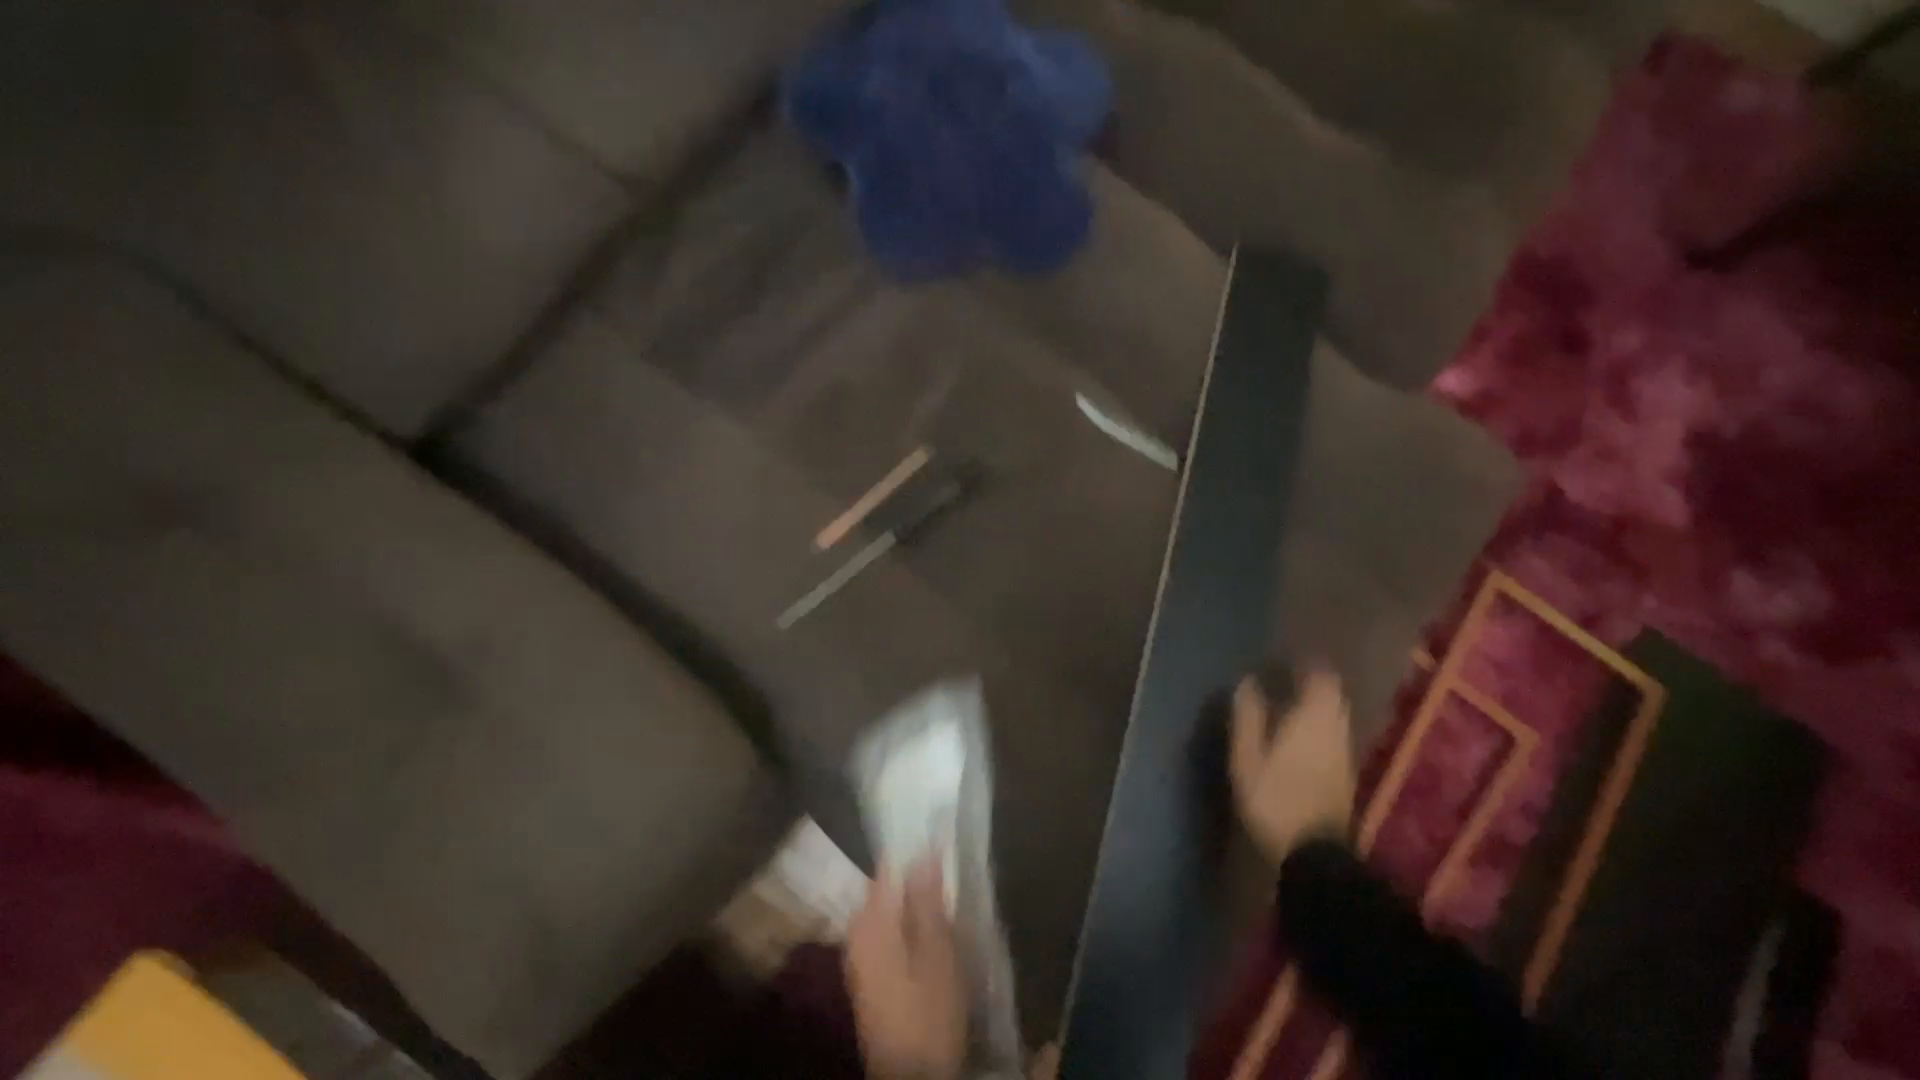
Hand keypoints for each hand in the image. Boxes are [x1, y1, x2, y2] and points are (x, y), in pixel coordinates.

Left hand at [846, 859, 966, 1079]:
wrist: (909, 1075)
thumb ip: (929, 900)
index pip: (888, 866)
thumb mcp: (938, 953)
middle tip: (952, 885)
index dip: (915, 852)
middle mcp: (856, 932)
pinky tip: (933, 940)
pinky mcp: (868, 975)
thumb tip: (925, 850)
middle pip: (888, 890)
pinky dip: (910, 930)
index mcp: (870, 921)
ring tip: (949, 911)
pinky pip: (889, 934)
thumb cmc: (928, 1012)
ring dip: (917, 908)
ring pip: (891, 913)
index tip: (942, 845)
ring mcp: (859, 955)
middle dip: (918, 883)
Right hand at [1230, 667, 1355, 864]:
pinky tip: (1300, 739)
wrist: (1314, 852)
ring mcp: (1345, 753)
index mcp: (1313, 719)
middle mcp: (1336, 729)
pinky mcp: (1346, 774)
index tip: (1285, 661)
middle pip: (1332, 696)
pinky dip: (1320, 729)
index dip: (1307, 666)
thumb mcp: (1248, 758)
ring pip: (1336, 717)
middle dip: (1313, 686)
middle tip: (1285, 682)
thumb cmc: (1275, 799)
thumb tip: (1247, 682)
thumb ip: (1249, 717)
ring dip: (1317, 708)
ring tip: (1290, 708)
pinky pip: (1335, 737)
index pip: (1321, 678)